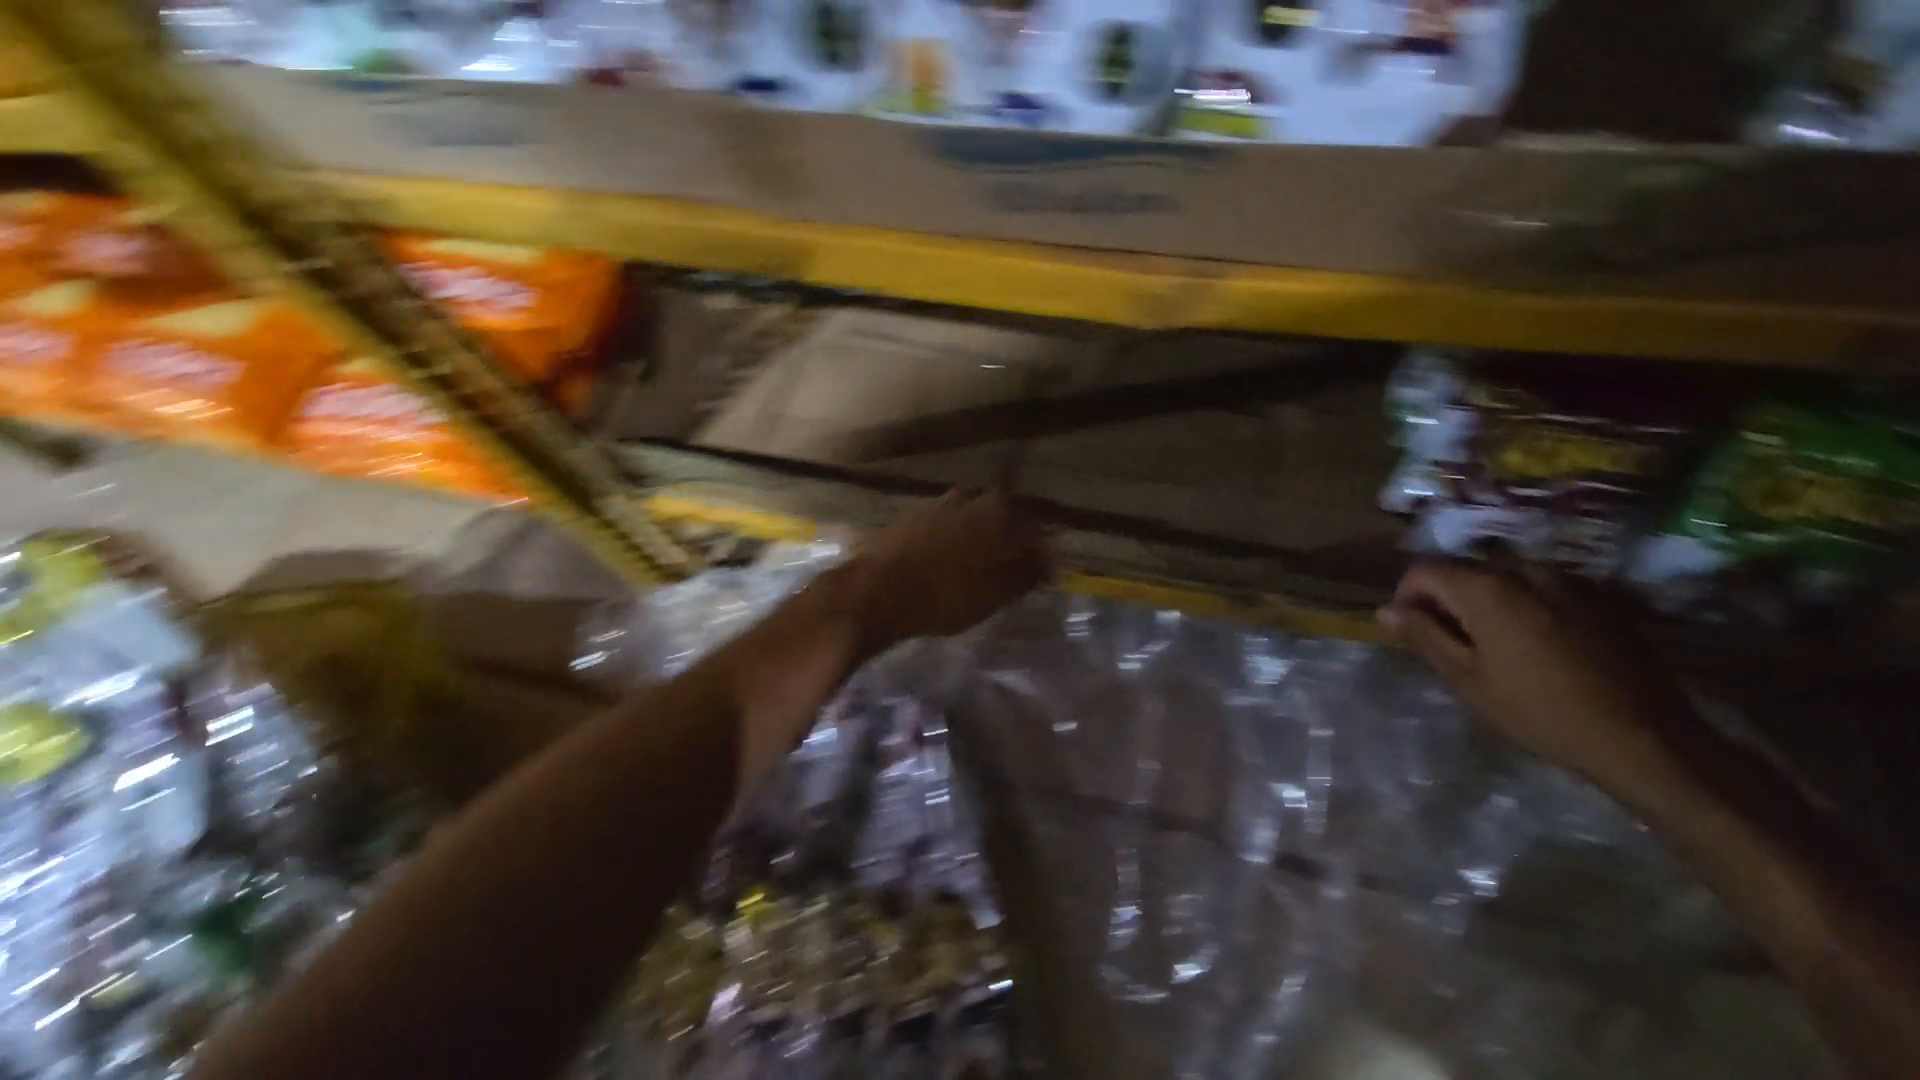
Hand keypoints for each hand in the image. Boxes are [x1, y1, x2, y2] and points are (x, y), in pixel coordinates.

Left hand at [849, 489, 1049, 650]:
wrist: (877, 590)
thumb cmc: (946, 594)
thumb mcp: (995, 594)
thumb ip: (1026, 576)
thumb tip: (1048, 566)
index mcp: (999, 512)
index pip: (1034, 527)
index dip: (1042, 552)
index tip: (1043, 575)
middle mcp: (972, 497)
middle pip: (1003, 516)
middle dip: (1011, 541)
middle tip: (1012, 571)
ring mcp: (939, 503)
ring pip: (972, 518)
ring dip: (981, 538)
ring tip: (980, 567)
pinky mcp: (912, 515)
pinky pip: (946, 524)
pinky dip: (955, 540)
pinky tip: (949, 562)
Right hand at [1378, 559, 1691, 791]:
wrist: (1641, 735)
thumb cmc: (1539, 712)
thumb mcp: (1467, 680)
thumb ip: (1423, 636)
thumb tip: (1386, 610)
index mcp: (1486, 589)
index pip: (1424, 570)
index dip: (1406, 597)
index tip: (1412, 632)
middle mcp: (1525, 570)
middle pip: (1466, 569)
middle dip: (1447, 598)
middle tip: (1451, 644)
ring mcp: (1569, 580)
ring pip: (1506, 577)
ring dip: (1488, 601)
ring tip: (1496, 645)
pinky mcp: (1602, 596)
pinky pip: (1545, 588)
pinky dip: (1527, 605)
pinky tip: (1539, 645)